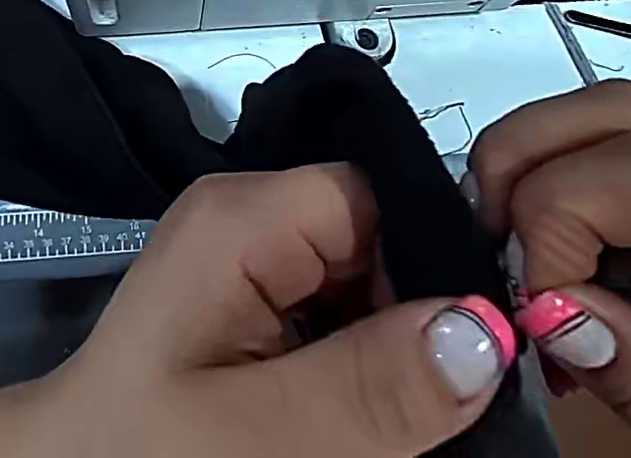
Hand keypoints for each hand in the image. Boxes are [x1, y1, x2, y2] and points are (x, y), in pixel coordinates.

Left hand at [0, 165, 511, 457]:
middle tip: (429, 404)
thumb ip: (369, 387)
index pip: (369, 198)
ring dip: (383, 340)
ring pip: (354, 272)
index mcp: (241, 214)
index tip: (463, 353)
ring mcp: (243, 245)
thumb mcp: (258, 434)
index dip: (424, 263)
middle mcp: (245, 210)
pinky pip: (326, 298)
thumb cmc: (142, 447)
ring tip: (387, 411)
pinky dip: (353, 349)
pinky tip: (347, 400)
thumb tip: (488, 330)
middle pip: (367, 234)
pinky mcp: (243, 282)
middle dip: (408, 310)